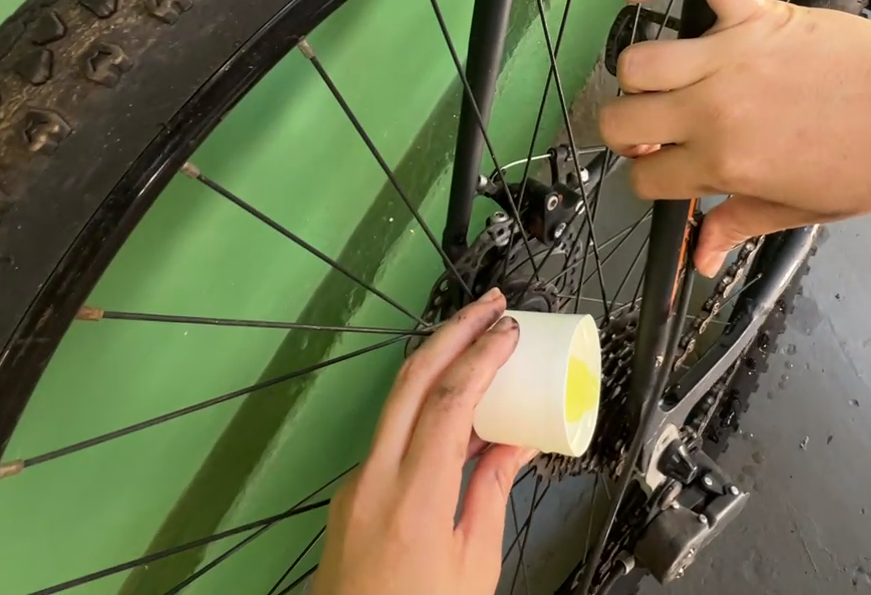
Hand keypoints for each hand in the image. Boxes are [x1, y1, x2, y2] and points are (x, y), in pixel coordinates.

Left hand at [313, 288, 535, 594]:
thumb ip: (493, 490)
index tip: (510, 331)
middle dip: (454, 328)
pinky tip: (456, 397)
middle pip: (412, 376)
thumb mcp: (474, 564)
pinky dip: (426, 399)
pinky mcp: (352, 489)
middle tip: (492, 304)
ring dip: (439, 355)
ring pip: (397, 395)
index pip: (449, 400)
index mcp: (414, 499)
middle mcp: (375, 478)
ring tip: (479, 333)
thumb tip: (518, 440)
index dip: (482, 355)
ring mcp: (357, 480)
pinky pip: (392, 427)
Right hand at [597, 0, 870, 274]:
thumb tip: (696, 262)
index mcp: (726, 164)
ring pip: (636, 60)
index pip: (645, 179)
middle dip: (625, 135)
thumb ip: (740, 224)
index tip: (672, 176)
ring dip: (638, 78)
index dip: (652, 182)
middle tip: (656, 134)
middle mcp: (714, 107)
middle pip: (619, 119)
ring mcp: (732, 53)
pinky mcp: (756, 12)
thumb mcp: (806, 210)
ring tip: (664, 84)